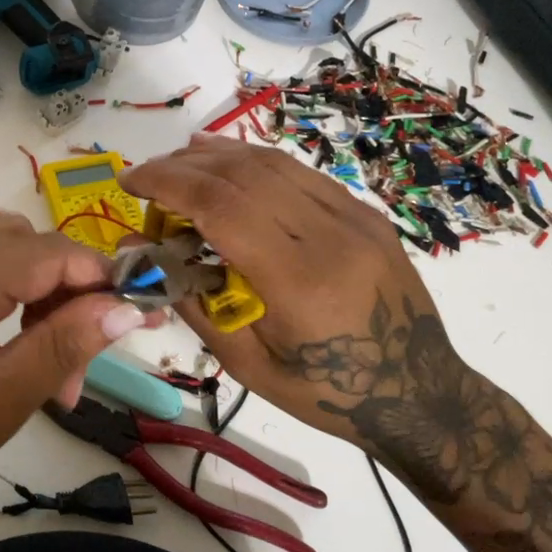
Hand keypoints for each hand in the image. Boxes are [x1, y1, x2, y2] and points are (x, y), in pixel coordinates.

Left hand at [0, 206, 149, 503]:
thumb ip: (59, 348)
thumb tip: (125, 307)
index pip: (54, 253)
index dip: (106, 281)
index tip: (147, 323)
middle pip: (35, 248)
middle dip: (73, 301)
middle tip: (75, 379)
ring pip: (12, 245)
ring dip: (44, 292)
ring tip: (45, 362)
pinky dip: (12, 279)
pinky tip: (16, 324)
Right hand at [120, 135, 462, 453]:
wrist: (423, 396)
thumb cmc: (324, 391)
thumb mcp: (243, 362)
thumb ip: (187, 298)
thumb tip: (135, 248)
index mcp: (299, 282)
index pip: (220, 206)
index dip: (166, 183)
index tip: (128, 182)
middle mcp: (332, 238)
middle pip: (241, 174)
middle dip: (181, 165)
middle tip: (144, 176)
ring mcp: (356, 220)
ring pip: (270, 163)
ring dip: (213, 155)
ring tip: (174, 162)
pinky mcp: (366, 213)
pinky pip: (297, 171)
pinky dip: (251, 160)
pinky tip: (222, 161)